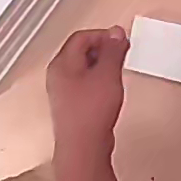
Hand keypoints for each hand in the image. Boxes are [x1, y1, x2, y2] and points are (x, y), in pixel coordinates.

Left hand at [48, 26, 130, 151]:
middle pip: (80, 50)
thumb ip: (113, 51)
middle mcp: (58, 75)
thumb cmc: (92, 110)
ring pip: (82, 67)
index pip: (81, 37)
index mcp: (62, 63)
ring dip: (102, 63)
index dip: (103, 35)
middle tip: (122, 52)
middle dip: (103, 48)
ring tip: (118, 69)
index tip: (121, 40)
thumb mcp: (108, 74)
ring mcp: (63, 91)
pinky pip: (84, 81)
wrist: (83, 147)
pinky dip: (98, 77)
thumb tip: (116, 33)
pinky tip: (110, 87)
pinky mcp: (71, 104)